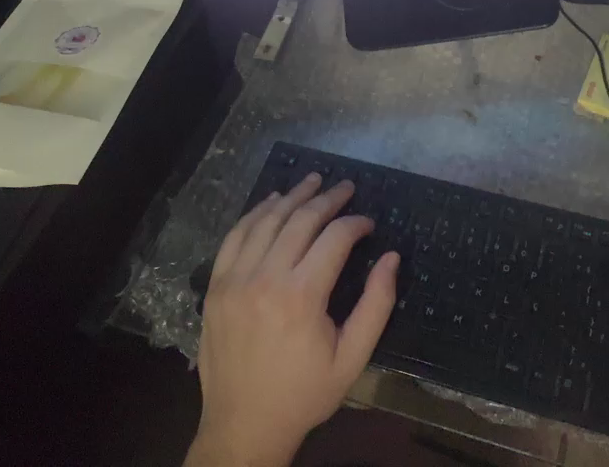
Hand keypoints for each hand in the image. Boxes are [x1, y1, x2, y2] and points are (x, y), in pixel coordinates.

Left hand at [185, 173, 400, 466]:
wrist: (243, 426)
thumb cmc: (304, 393)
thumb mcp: (352, 357)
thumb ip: (376, 304)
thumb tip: (391, 258)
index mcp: (301, 297)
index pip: (334, 238)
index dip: (356, 223)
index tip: (369, 223)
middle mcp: (265, 279)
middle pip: (300, 220)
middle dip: (328, 199)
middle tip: (346, 187)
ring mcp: (235, 281)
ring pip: (266, 221)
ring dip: (292, 196)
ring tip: (312, 182)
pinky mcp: (216, 287)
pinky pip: (235, 237)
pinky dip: (255, 214)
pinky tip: (272, 202)